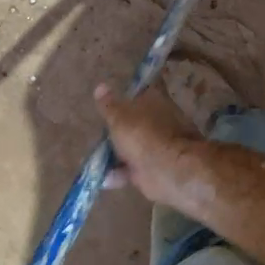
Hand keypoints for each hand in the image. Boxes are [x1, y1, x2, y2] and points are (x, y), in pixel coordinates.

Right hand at [94, 84, 199, 205]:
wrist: (169, 170)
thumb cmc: (143, 135)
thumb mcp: (119, 117)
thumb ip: (108, 105)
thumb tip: (100, 86)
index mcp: (154, 99)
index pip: (144, 88)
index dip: (132, 90)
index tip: (118, 94)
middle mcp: (160, 119)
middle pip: (137, 118)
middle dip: (120, 126)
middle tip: (100, 131)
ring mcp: (159, 144)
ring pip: (134, 144)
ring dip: (117, 152)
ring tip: (96, 158)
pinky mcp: (155, 167)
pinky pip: (134, 167)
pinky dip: (120, 172)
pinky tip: (104, 179)